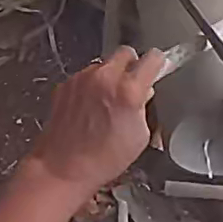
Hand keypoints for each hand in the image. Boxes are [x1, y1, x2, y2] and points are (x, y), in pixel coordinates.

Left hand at [28, 46, 163, 194]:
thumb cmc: (101, 159)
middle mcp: (104, 78)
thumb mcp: (140, 135)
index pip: (152, 58)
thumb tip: (145, 93)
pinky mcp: (66, 85)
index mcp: (128, 90)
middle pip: (126, 53)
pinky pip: (86, 76)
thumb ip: (145, 106)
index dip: (159, 64)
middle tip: (133, 85)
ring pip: (104, 64)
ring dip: (111, 76)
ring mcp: (82, 79)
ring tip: (110, 102)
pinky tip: (92, 108)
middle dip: (133, 66)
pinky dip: (92, 85)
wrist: (62, 168)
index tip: (159, 67)